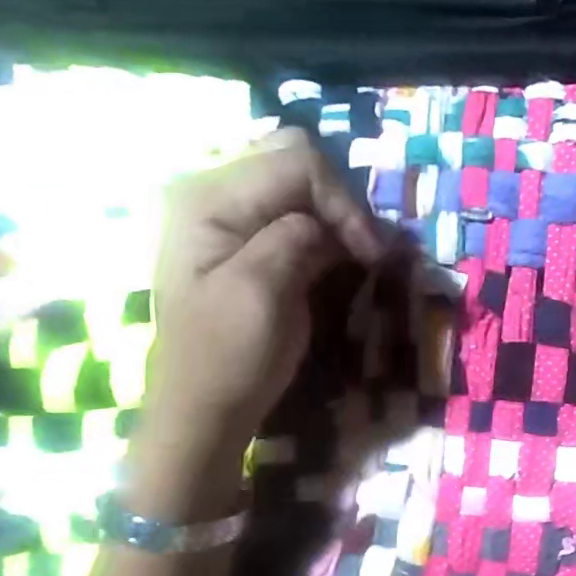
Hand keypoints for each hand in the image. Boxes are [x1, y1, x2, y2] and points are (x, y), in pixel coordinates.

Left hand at [125, 129, 383, 520]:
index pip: (297, 162)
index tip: (372, 256)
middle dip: (340, 204)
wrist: (203, 413)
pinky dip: (325, 237)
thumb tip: (334, 225)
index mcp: (208, 198)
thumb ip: (296, 238)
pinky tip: (340, 264)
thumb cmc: (227, 358)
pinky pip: (294, 221)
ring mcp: (227, 223)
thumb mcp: (261, 291)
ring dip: (337, 221)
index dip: (343, 202)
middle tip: (366, 253)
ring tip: (361, 261)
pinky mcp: (245, 250)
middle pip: (296, 163)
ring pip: (299, 190)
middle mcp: (214, 195)